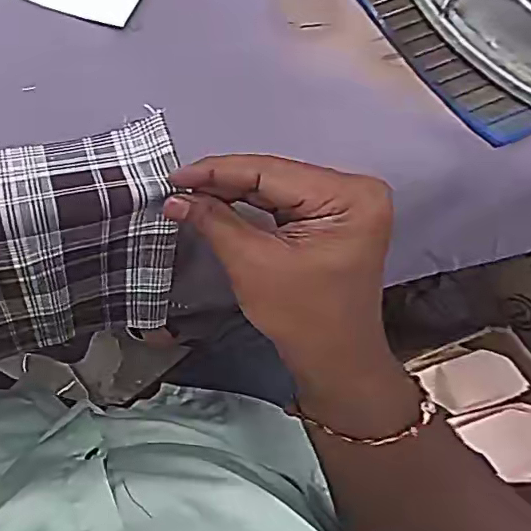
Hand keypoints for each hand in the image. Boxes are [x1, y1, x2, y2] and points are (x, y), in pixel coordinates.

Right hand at [166, 155, 417, 435]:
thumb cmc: (305, 320)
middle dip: (222, 181)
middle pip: (273, 175)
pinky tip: (217, 201)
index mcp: (348, 197)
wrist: (336, 359)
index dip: (217, 171)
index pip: (270, 171)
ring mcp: (345, 203)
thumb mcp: (253, 264)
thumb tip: (178, 197)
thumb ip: (214, 221)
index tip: (176, 176)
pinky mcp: (332, 217)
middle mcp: (354, 190)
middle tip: (177, 186)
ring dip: (231, 191)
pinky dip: (248, 204)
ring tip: (189, 192)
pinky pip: (283, 200)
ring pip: (275, 186)